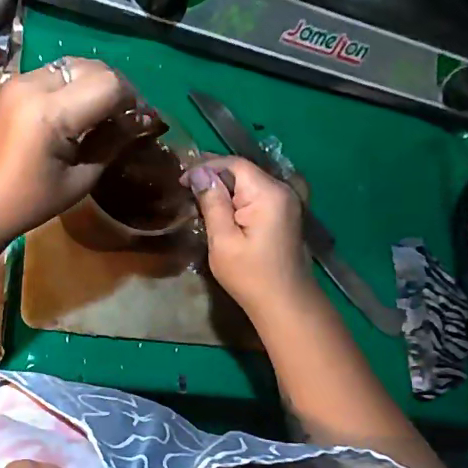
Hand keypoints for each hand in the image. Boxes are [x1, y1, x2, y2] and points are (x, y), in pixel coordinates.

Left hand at [0, 58, 141, 236]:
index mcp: (51, 114)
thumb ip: (112, 143)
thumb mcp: (80, 179)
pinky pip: (53, 72)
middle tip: (124, 117)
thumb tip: (142, 121)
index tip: (139, 121)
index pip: (109, 85)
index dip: (131, 100)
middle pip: (92, 67)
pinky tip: (75, 111)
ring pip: (72, 65)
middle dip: (115, 88)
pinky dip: (72, 85)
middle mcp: (34, 86)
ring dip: (93, 83)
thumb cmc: (30, 201)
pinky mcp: (11, 85)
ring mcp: (19, 81)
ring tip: (101, 113)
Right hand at [187, 155, 315, 315]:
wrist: (285, 303)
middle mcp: (281, 190)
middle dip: (214, 175)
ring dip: (224, 188)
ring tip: (198, 198)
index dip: (206, 166)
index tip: (181, 181)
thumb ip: (212, 203)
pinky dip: (236, 199)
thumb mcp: (223, 240)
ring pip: (249, 183)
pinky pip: (257, 196)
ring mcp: (286, 202)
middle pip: (243, 171)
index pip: (234, 164)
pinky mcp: (284, 214)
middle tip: (185, 188)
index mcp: (268, 193)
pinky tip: (220, 210)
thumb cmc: (250, 275)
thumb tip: (200, 173)